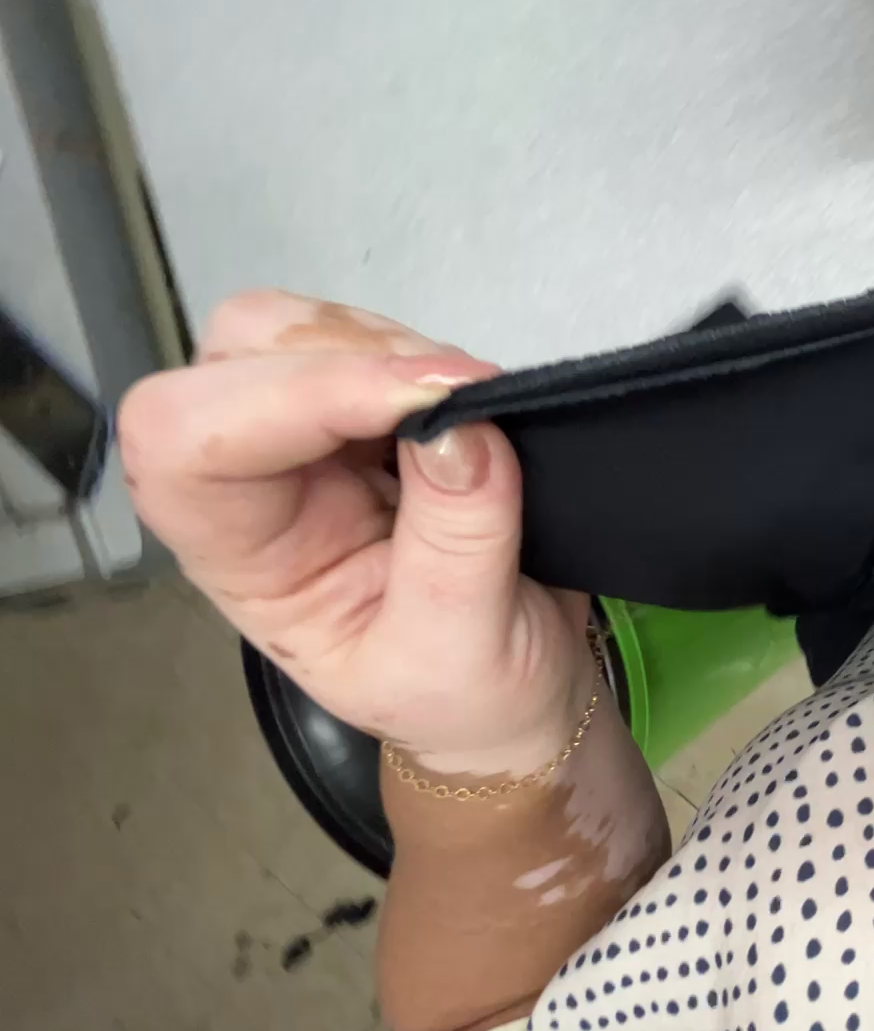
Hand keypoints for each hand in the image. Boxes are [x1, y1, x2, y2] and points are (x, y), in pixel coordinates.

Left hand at [120, 291, 593, 780]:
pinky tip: (481, 404)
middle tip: (460, 395)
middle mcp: (272, 487)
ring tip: (480, 405)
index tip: (434, 402)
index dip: (295, 398)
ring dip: (400, 352)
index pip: (196, 441)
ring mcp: (335, 453)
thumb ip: (460, 541)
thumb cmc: (472, 694)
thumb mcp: (460, 642)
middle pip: (237, 359)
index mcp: (248, 556)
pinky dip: (435, 362)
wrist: (520, 695)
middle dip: (349, 356)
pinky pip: (389, 355)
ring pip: (312, 336)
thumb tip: (464, 428)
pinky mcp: (398, 435)